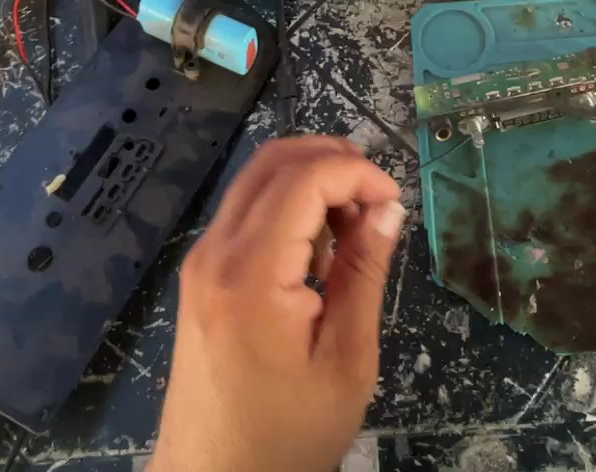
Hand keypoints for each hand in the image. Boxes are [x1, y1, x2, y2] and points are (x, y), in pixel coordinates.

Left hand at [148, 137, 403, 471]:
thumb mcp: (345, 360)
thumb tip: (389, 207)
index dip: (356, 173)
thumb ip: (365, 272)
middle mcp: (215, 250)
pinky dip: (288, 204)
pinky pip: (247, 210)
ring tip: (352, 226)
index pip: (304, 179)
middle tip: (376, 196)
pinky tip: (317, 248)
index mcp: (250, 272)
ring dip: (311, 179)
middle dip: (333, 160)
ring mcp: (202, 258)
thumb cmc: (286, 436)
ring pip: (258, 178)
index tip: (394, 201)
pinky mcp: (202, 272)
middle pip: (274, 160)